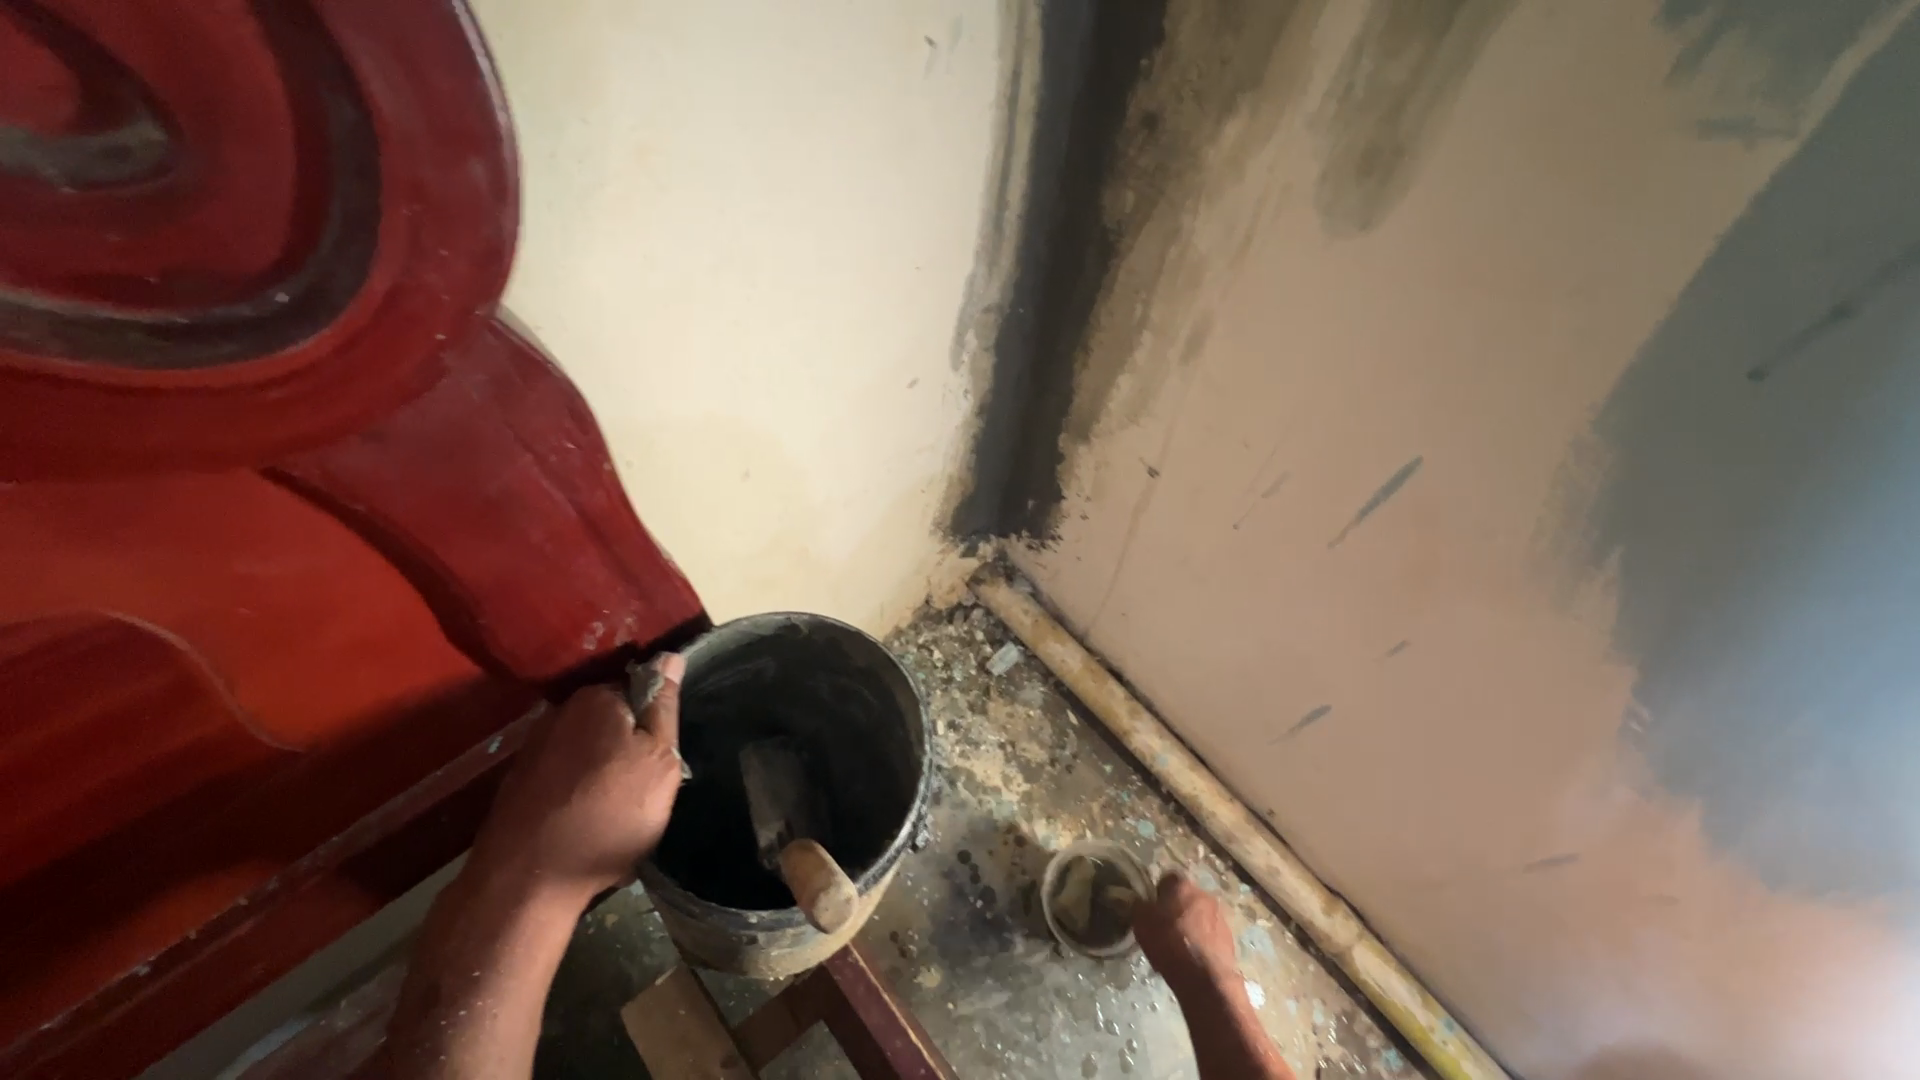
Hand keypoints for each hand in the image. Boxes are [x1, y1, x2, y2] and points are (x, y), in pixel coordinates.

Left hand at [472, 654, 685, 900]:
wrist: (526, 880)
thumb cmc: (608, 814)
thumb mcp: (659, 761)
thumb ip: (664, 707)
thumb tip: (670, 657)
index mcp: (597, 698)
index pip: (641, 686)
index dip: (658, 717)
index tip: (667, 751)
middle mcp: (560, 712)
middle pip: (612, 717)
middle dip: (630, 741)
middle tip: (649, 781)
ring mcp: (534, 747)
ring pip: (588, 746)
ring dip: (604, 766)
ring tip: (618, 804)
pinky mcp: (518, 782)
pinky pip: (565, 772)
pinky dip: (579, 787)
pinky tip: (588, 816)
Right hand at [1134, 872, 1240, 991]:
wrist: (1206, 979)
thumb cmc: (1170, 944)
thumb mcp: (1141, 923)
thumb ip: (1138, 906)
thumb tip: (1139, 901)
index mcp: (1181, 884)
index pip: (1166, 879)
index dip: (1157, 894)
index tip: (1151, 911)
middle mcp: (1204, 893)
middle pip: (1185, 897)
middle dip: (1175, 909)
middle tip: (1163, 928)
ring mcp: (1220, 915)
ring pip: (1199, 915)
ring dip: (1191, 925)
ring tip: (1179, 947)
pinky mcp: (1230, 937)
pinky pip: (1210, 933)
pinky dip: (1202, 941)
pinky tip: (1193, 958)